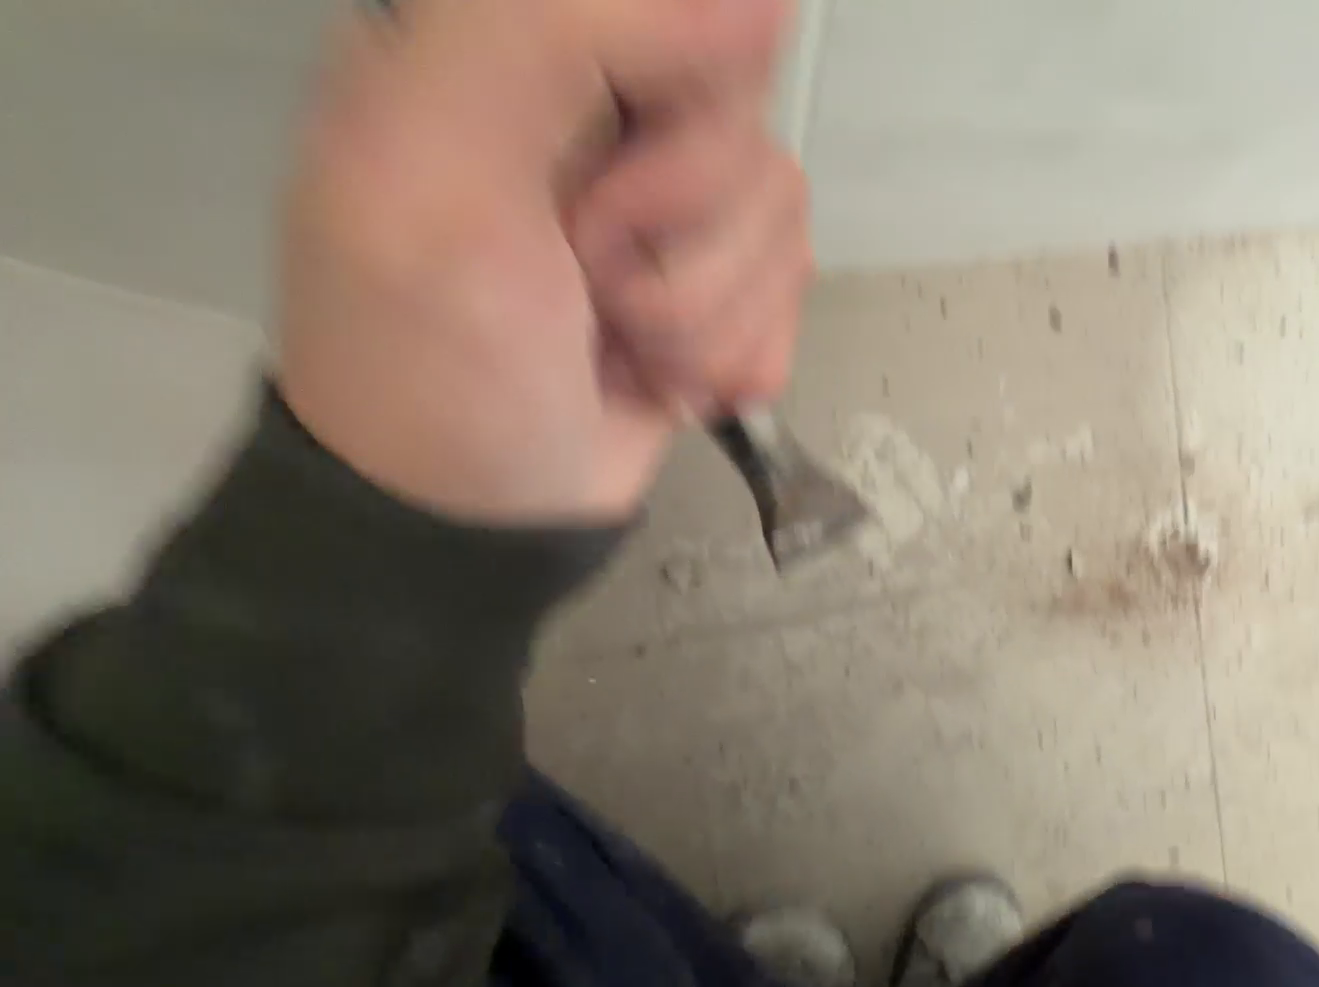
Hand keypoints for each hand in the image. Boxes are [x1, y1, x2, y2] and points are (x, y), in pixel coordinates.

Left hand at [277, 0, 808, 523]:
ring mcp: (685, 216)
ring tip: (625, 349)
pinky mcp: (728, 291)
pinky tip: (673, 381)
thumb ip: (562, 30)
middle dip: (680, 247)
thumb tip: (768, 5)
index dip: (676, 136)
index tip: (596, 207)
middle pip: (749, 140)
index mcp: (535, 60)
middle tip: (590, 289)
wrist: (481, 514)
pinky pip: (795, 297)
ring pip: (783, 226)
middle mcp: (621, 123)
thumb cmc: (433, 355)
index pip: (698, 33)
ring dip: (706, 319)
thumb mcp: (434, 166)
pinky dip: (738, 357)